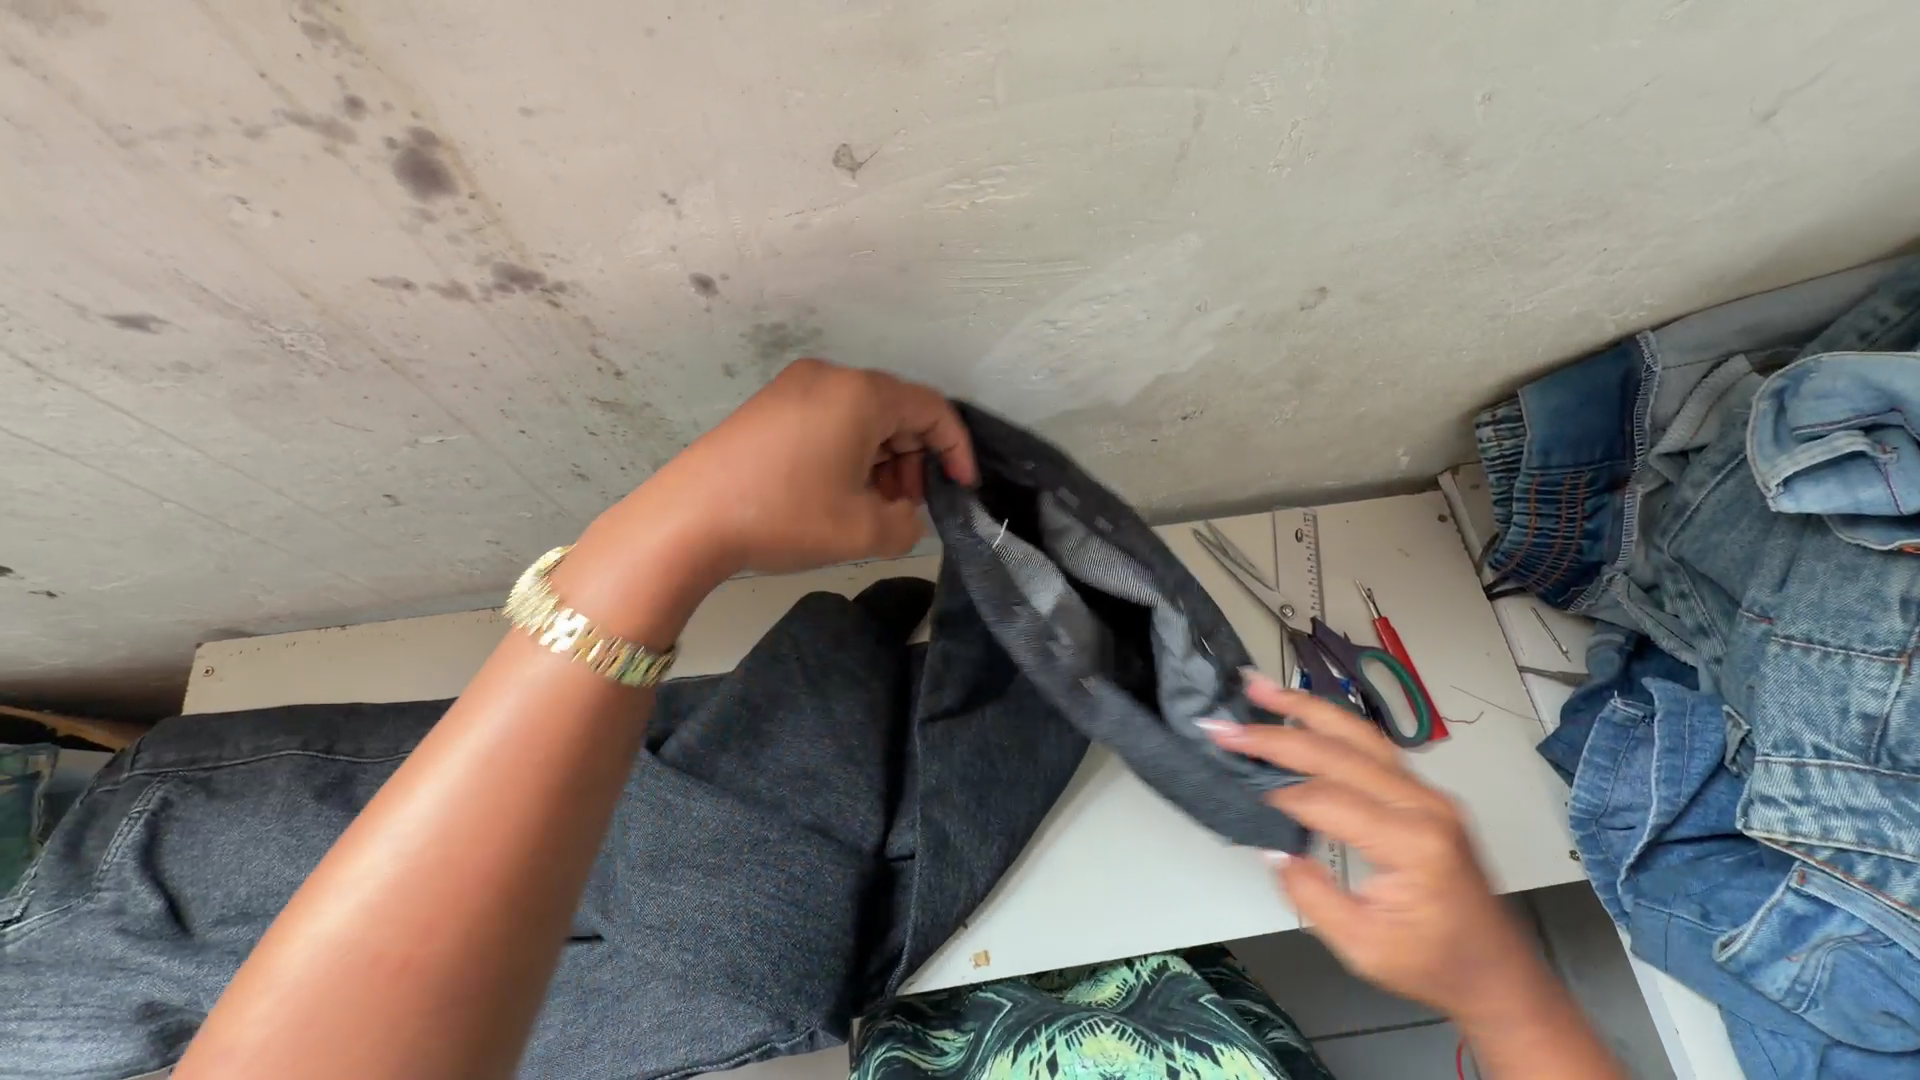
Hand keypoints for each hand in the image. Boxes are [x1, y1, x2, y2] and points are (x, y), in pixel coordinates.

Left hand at [560, 360, 976, 624]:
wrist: (687, 520)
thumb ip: (909, 523)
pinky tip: (835, 494)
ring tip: (869, 508)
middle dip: (913, 460)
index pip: (932, 410)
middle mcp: (830, 377)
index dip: (956, 449)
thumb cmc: (785, 517)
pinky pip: (829, 421)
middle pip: (896, 411)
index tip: (962, 488)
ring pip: (862, 418)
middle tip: (905, 507)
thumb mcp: (864, 532)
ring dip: (880, 460)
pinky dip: (848, 453)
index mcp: (861, 395)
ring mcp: (794, 387)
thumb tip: (904, 514)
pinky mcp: (769, 406)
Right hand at [1206, 673, 1544, 1018]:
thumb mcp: (1361, 945)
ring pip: (1357, 733)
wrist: (1497, 975)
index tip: (1238, 787)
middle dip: (1273, 735)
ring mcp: (1428, 793)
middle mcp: (1424, 804)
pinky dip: (1329, 723)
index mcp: (1412, 842)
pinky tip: (1300, 711)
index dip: (1278, 794)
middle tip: (1224, 725)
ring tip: (1259, 686)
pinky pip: (1371, 746)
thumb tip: (1272, 845)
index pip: (1327, 799)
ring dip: (1304, 707)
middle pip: (1337, 752)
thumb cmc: (1432, 965)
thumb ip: (1310, 893)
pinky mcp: (1423, 793)